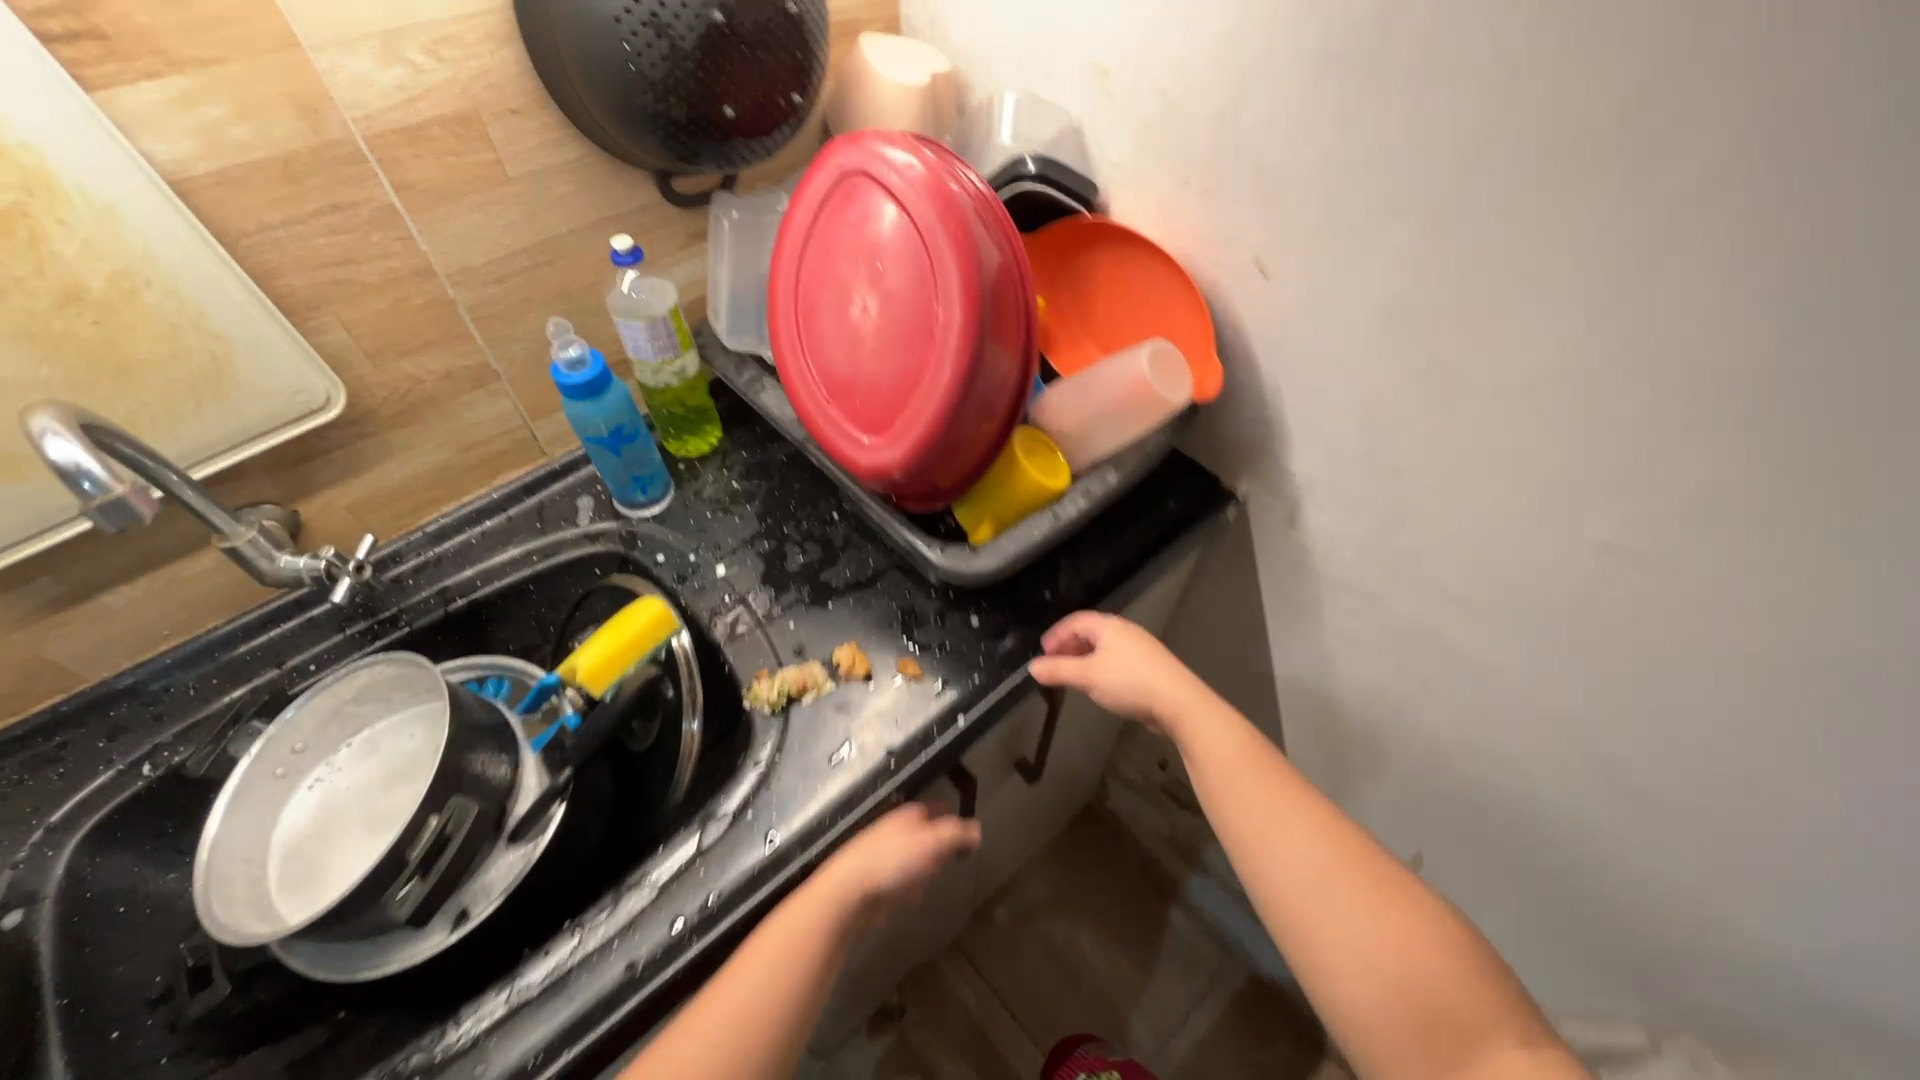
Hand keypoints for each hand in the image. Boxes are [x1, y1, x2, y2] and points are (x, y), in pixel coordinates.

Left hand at [816, 802, 980, 926]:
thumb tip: (977, 829)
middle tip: (951, 859)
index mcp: (908, 815)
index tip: (967, 834)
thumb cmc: (894, 859)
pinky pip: (902, 883)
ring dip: (925, 872)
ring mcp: (884, 856)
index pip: (936, 809)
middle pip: (927, 836)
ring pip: (915, 861)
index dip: (952, 818)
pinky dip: (909, 890)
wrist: (849, 891)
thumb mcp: (934, 840)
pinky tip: (910, 898)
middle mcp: (896, 831)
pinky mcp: (877, 881)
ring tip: (929, 881)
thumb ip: (958, 833)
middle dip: (940, 850)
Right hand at [1027, 611, 1209, 735]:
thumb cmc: (1129, 682)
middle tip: (1055, 665)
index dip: (1056, 635)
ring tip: (1073, 677)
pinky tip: (1098, 686)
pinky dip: (1100, 668)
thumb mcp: (1087, 677)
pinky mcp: (1149, 667)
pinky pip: (1117, 661)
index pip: (1075, 621)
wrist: (1179, 702)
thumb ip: (1058, 671)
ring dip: (1084, 659)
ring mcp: (1140, 648)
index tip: (1043, 653)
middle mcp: (1125, 631)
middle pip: (1090, 632)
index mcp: (1109, 626)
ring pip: (1104, 648)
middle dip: (1069, 647)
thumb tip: (1032, 667)